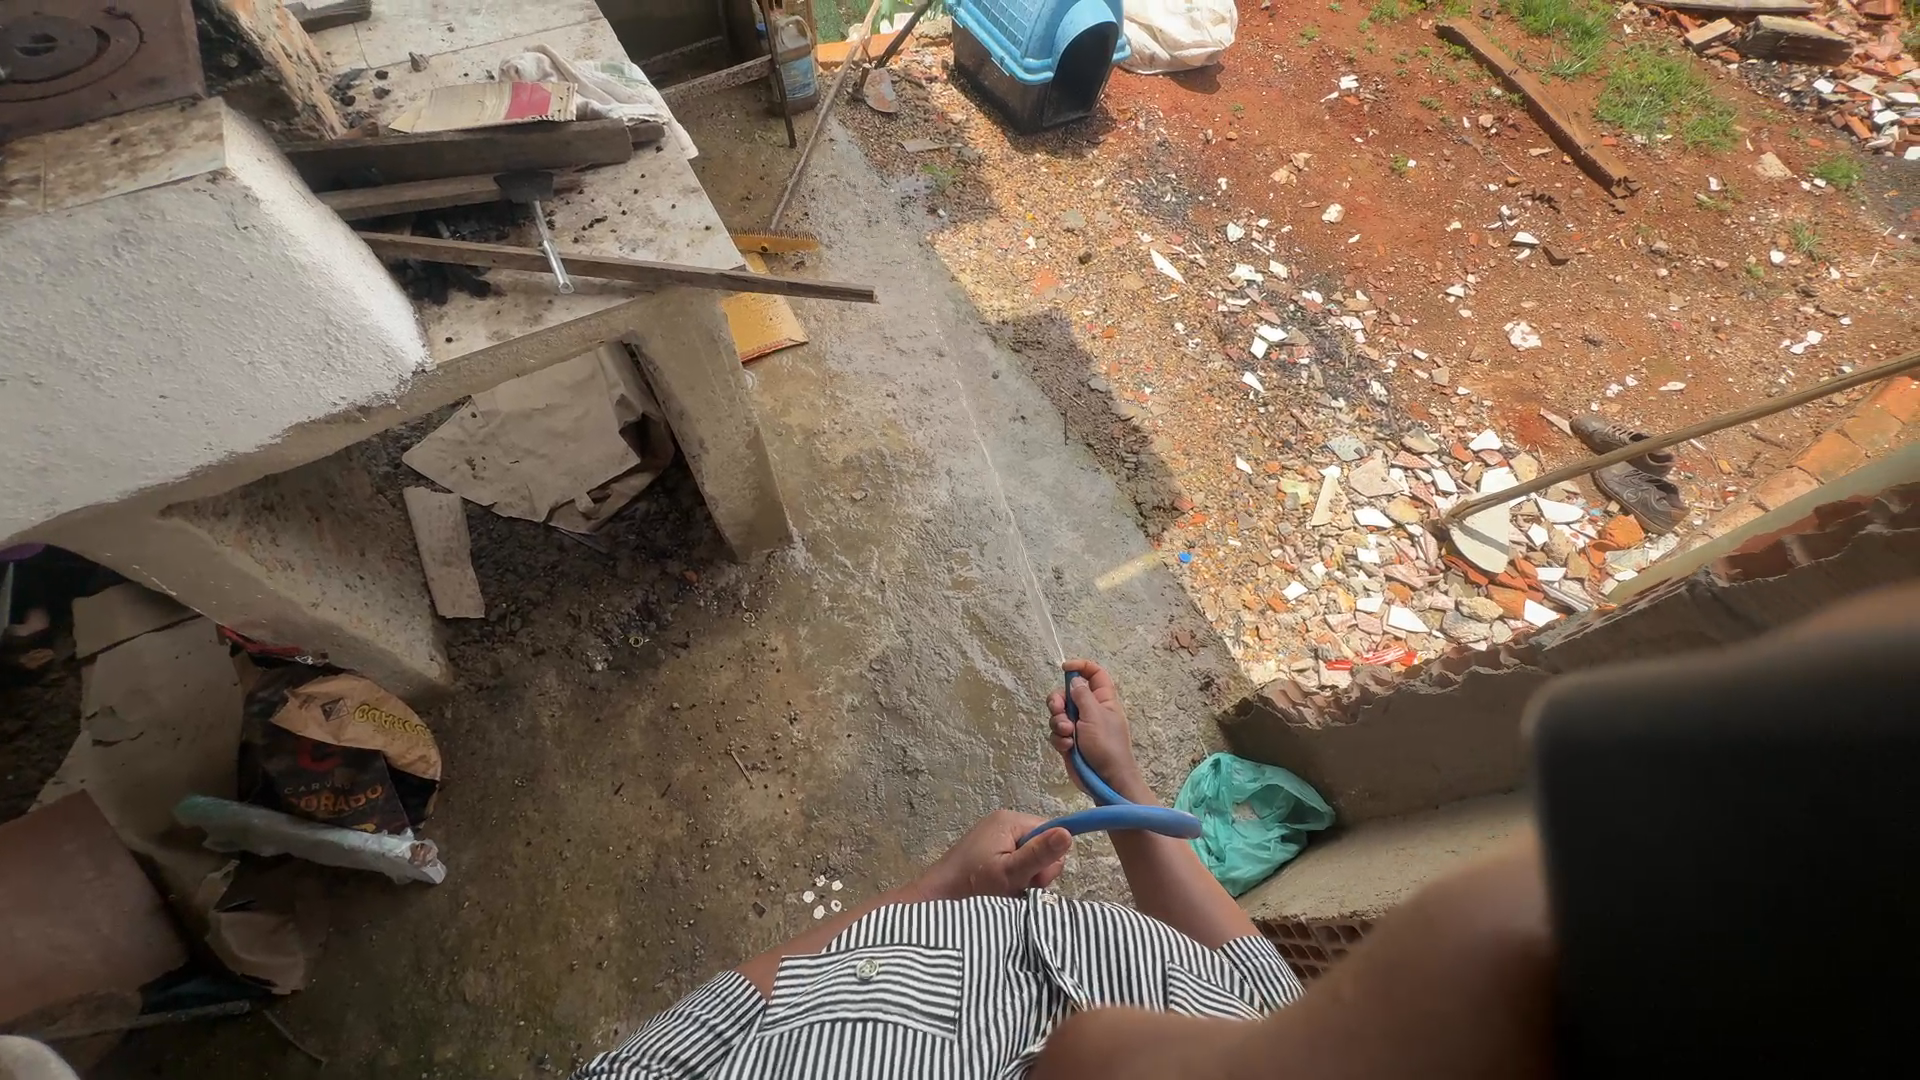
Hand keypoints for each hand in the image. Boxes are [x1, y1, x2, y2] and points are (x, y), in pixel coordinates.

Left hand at [916, 810, 1071, 899]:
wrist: (934, 901)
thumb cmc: (971, 886)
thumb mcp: (1010, 873)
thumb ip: (1039, 855)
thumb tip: (1069, 833)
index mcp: (1009, 820)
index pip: (1052, 830)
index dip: (1049, 857)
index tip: (1035, 876)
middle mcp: (1004, 824)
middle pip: (1043, 846)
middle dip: (1036, 872)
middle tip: (1016, 886)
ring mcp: (997, 839)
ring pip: (1031, 860)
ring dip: (1025, 880)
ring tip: (1005, 891)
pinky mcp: (991, 853)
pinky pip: (1017, 865)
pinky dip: (1013, 881)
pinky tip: (1000, 891)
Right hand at [1047, 659, 1152, 802]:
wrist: (1106, 780)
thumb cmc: (1107, 746)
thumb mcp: (1095, 716)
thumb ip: (1082, 695)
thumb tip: (1075, 680)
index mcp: (1103, 699)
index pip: (1094, 674)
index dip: (1080, 667)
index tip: (1064, 668)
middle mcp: (1090, 710)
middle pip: (1067, 693)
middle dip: (1058, 701)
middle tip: (1058, 710)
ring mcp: (1078, 726)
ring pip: (1057, 714)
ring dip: (1058, 723)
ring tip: (1068, 735)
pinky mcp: (1069, 741)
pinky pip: (1056, 732)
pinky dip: (1059, 739)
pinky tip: (1067, 747)